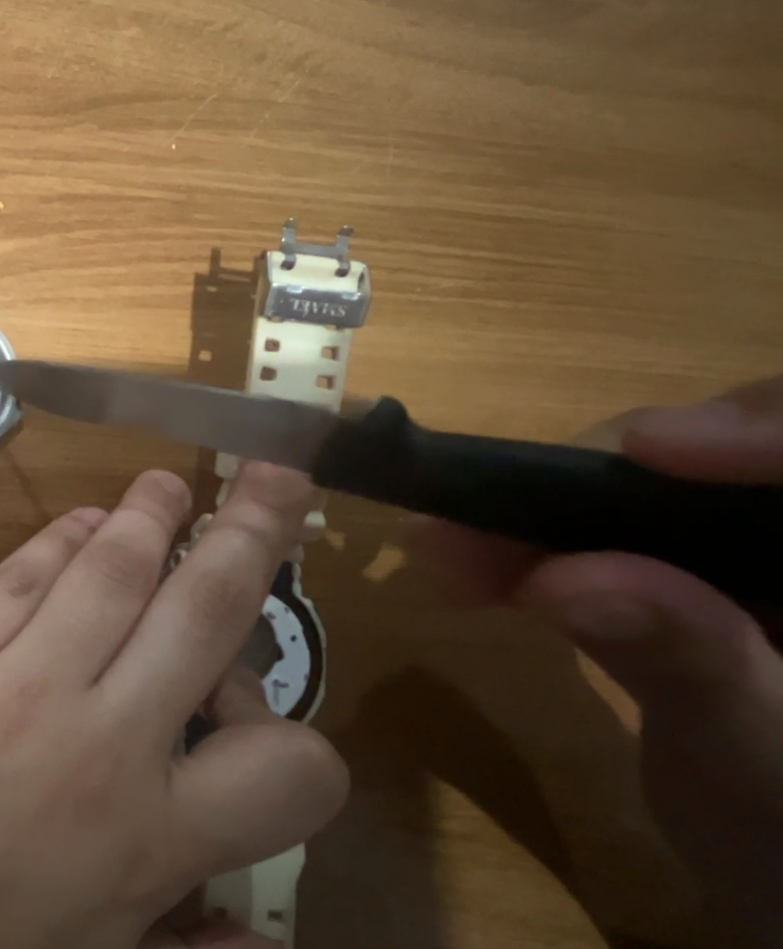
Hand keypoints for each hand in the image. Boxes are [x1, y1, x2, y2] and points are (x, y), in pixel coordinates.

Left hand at [0, 464, 346, 948]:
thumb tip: (266, 939)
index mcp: (147, 841)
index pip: (292, 765)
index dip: (296, 741)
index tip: (254, 716)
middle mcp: (96, 746)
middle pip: (203, 611)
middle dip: (252, 534)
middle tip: (277, 475)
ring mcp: (11, 685)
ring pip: (110, 572)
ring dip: (150, 517)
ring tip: (170, 485)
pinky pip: (17, 576)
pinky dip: (60, 541)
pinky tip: (84, 521)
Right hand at [410, 376, 782, 944]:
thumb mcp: (759, 771)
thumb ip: (688, 665)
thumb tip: (558, 575)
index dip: (757, 429)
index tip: (642, 446)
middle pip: (729, 450)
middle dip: (602, 473)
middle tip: (491, 507)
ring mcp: (754, 556)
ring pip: (656, 485)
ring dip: (543, 506)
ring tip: (449, 543)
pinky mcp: (698, 572)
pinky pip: (613, 527)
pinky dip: (532, 538)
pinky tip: (469, 564)